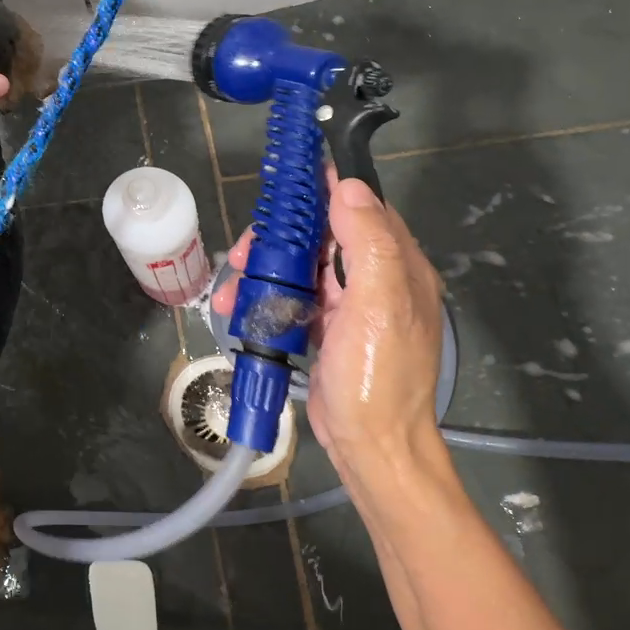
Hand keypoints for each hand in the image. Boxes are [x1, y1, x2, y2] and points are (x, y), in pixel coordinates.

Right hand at [211, 167, 442, 476]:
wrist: (370, 446)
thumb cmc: (375, 374)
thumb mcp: (377, 303)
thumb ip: (367, 242)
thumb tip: (347, 186)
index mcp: (397, 267)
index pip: (361, 210)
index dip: (324, 192)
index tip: (284, 182)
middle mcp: (374, 280)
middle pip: (319, 237)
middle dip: (276, 239)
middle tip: (242, 253)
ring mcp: (348, 306)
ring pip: (297, 266)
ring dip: (260, 271)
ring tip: (231, 290)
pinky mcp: (323, 328)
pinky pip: (288, 297)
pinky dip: (261, 298)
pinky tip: (236, 310)